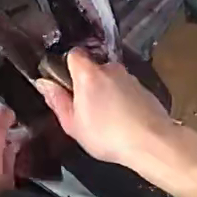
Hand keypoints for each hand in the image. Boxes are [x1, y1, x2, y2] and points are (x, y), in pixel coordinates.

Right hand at [35, 49, 184, 171]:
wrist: (151, 142)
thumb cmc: (109, 136)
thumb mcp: (73, 124)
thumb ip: (57, 100)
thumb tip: (45, 84)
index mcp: (88, 74)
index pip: (74, 54)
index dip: (68, 67)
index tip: (65, 85)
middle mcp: (111, 69)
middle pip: (93, 68)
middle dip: (87, 85)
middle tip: (84, 110)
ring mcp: (130, 78)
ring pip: (111, 80)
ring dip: (106, 94)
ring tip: (105, 120)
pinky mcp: (144, 89)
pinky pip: (126, 90)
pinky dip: (122, 101)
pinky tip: (121, 122)